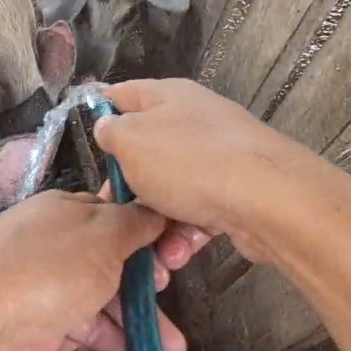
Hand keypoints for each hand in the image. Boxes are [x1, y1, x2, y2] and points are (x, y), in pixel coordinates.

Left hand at [0, 191, 193, 350]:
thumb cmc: (43, 274)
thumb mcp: (102, 237)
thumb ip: (136, 224)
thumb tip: (154, 208)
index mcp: (67, 218)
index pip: (117, 226)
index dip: (151, 247)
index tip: (176, 269)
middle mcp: (51, 254)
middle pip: (110, 282)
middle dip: (144, 314)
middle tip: (175, 347)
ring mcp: (35, 299)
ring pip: (91, 325)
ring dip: (123, 350)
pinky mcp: (22, 342)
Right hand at [93, 78, 317, 260]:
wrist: (267, 198)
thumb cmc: (188, 161)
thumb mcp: (132, 141)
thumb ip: (111, 133)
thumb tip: (109, 129)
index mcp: (168, 97)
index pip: (123, 95)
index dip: (101, 112)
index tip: (84, 136)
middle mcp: (194, 123)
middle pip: (146, 154)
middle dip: (127, 189)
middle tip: (112, 213)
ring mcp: (217, 159)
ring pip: (170, 192)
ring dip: (155, 224)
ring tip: (152, 250)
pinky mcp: (235, 193)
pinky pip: (196, 214)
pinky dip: (185, 235)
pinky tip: (180, 254)